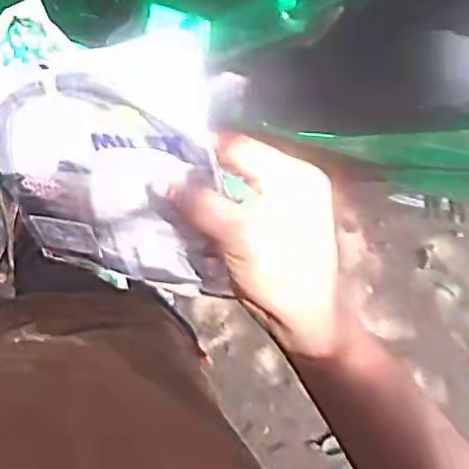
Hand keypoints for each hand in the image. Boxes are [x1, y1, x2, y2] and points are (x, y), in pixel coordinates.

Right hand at [168, 136, 346, 358]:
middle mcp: (292, 176)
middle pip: (232, 158)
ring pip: (231, 176)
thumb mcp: (237, 235)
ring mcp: (285, 195)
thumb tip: (159, 181)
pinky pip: (236, 193)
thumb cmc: (280, 276)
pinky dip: (214, 197)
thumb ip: (199, 203)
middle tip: (164, 175)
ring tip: (175, 192)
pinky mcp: (275, 214)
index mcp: (293, 173)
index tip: (162, 157)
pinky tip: (195, 208)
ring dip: (203, 184)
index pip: (234, 144)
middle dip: (197, 167)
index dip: (196, 148)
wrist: (309, 324)